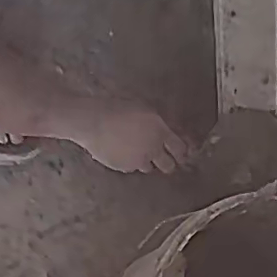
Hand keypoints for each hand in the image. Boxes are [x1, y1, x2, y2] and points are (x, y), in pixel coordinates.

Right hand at [69, 100, 192, 172]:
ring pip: (148, 168)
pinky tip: (121, 151)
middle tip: (163, 161)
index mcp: (160, 132)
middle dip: (168, 164)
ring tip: (136, 152)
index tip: (181, 155)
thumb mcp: (144, 110)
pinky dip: (129, 162)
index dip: (181, 153)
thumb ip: (157, 125)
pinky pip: (131, 168)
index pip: (179, 148)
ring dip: (145, 162)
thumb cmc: (117, 108)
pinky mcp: (124, 168)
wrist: (94, 121)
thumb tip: (165, 134)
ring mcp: (138, 162)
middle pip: (168, 166)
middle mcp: (152, 150)